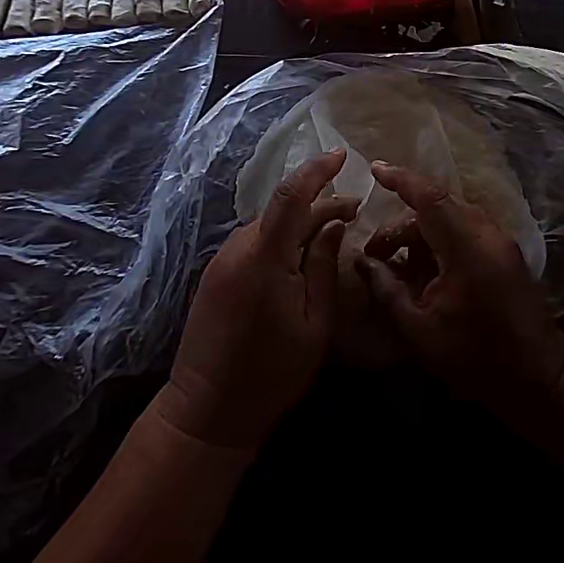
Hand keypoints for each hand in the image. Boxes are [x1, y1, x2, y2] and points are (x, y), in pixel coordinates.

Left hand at [157, 150, 357, 450]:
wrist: (208, 407)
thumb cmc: (271, 373)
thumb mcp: (314, 324)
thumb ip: (323, 267)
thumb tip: (335, 224)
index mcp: (264, 258)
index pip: (291, 196)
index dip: (316, 171)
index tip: (341, 155)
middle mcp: (237, 249)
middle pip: (281, 211)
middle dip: (319, 204)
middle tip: (355, 212)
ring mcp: (221, 261)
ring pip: (267, 227)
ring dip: (298, 224)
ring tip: (331, 233)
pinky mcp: (214, 274)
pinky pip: (252, 244)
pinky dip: (278, 240)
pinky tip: (298, 256)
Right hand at [354, 161, 563, 410]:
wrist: (541, 378)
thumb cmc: (477, 358)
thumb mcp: (420, 330)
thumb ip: (387, 290)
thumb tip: (362, 262)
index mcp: (468, 250)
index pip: (430, 198)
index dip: (400, 180)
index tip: (373, 169)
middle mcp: (487, 236)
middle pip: (436, 208)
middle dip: (399, 224)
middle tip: (373, 252)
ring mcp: (499, 244)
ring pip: (448, 219)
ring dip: (417, 234)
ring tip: (392, 265)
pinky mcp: (503, 255)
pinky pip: (462, 232)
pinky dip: (436, 242)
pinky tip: (419, 270)